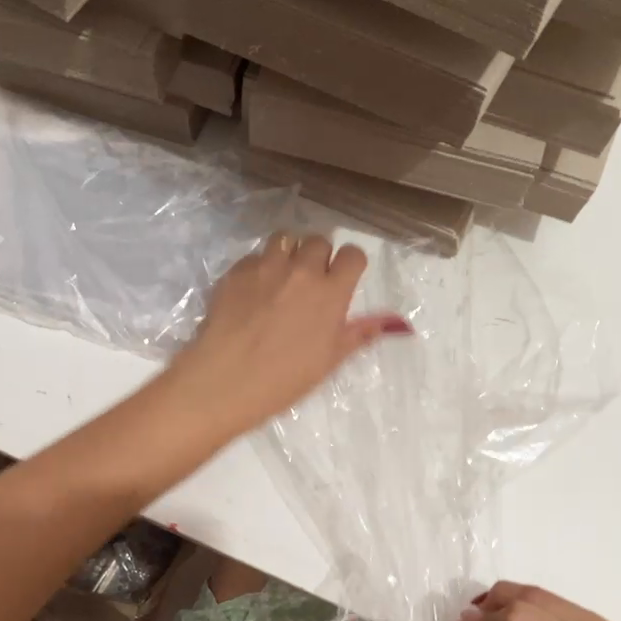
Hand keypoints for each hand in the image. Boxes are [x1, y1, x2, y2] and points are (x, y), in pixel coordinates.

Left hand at [164, 232, 408, 434]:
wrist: (224, 380)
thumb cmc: (283, 379)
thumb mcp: (329, 361)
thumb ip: (359, 333)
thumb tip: (396, 323)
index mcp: (330, 292)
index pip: (353, 254)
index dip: (350, 265)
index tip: (342, 280)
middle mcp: (300, 270)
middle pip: (318, 240)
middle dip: (318, 256)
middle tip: (310, 282)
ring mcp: (265, 267)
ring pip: (284, 239)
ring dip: (288, 252)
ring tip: (282, 278)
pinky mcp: (235, 272)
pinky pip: (253, 256)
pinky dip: (258, 267)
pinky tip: (252, 292)